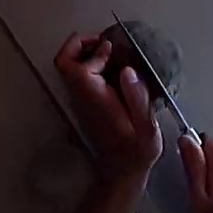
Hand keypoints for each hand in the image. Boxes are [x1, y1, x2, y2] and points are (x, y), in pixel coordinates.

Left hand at [54, 33, 161, 182]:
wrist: (122, 171)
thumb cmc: (138, 150)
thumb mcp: (147, 129)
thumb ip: (139, 99)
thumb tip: (127, 70)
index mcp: (95, 100)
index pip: (76, 68)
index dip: (94, 51)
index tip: (115, 49)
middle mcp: (81, 98)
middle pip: (64, 62)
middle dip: (82, 43)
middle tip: (108, 41)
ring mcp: (80, 100)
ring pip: (67, 67)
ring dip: (85, 51)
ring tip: (111, 49)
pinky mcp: (84, 102)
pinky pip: (78, 74)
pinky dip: (90, 62)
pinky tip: (112, 64)